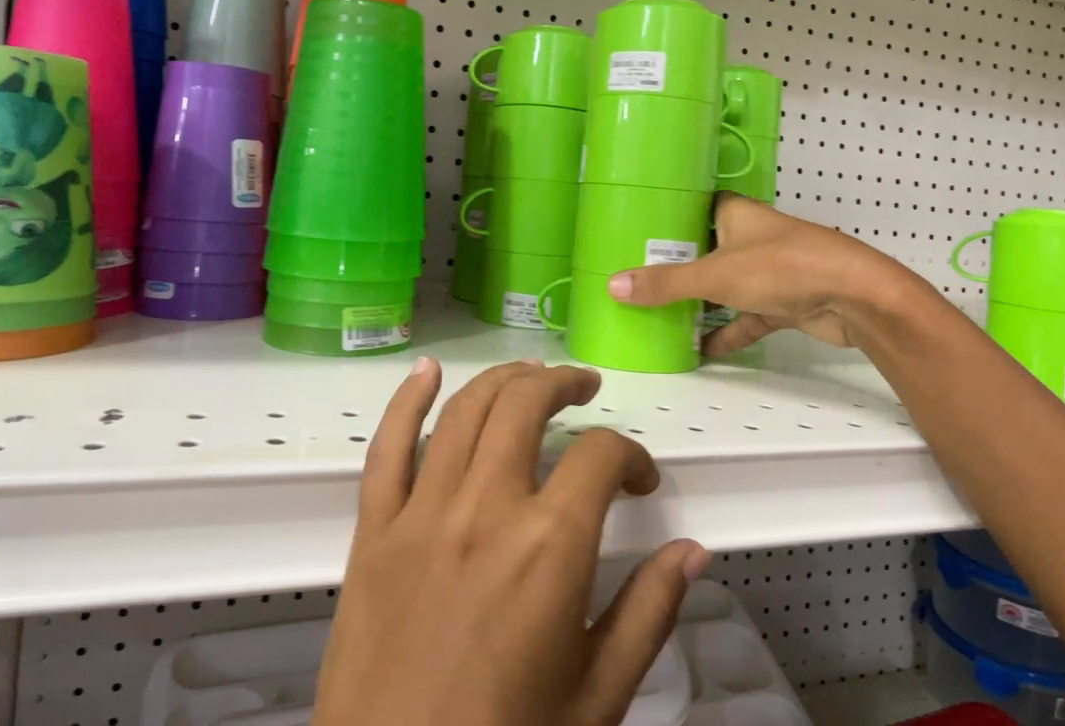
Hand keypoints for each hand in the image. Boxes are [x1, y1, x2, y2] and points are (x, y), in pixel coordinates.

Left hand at [314, 357, 709, 725]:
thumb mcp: (598, 695)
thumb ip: (648, 613)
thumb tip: (692, 552)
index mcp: (550, 547)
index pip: (600, 456)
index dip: (631, 455)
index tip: (639, 480)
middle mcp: (485, 509)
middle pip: (526, 405)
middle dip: (563, 383)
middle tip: (583, 387)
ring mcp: (421, 514)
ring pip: (464, 412)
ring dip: (502, 380)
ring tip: (530, 374)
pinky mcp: (372, 531)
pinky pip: (386, 448)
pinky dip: (406, 400)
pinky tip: (425, 372)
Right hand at [608, 193, 915, 356]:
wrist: (855, 297)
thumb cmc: (783, 267)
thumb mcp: (716, 274)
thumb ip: (666, 283)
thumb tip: (612, 285)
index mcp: (735, 214)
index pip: (695, 205)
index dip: (668, 215)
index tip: (634, 228)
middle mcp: (749, 237)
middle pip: (705, 248)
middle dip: (676, 265)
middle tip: (635, 276)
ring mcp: (767, 271)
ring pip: (724, 286)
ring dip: (699, 302)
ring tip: (657, 315)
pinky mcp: (781, 302)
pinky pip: (744, 318)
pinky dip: (726, 333)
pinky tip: (698, 351)